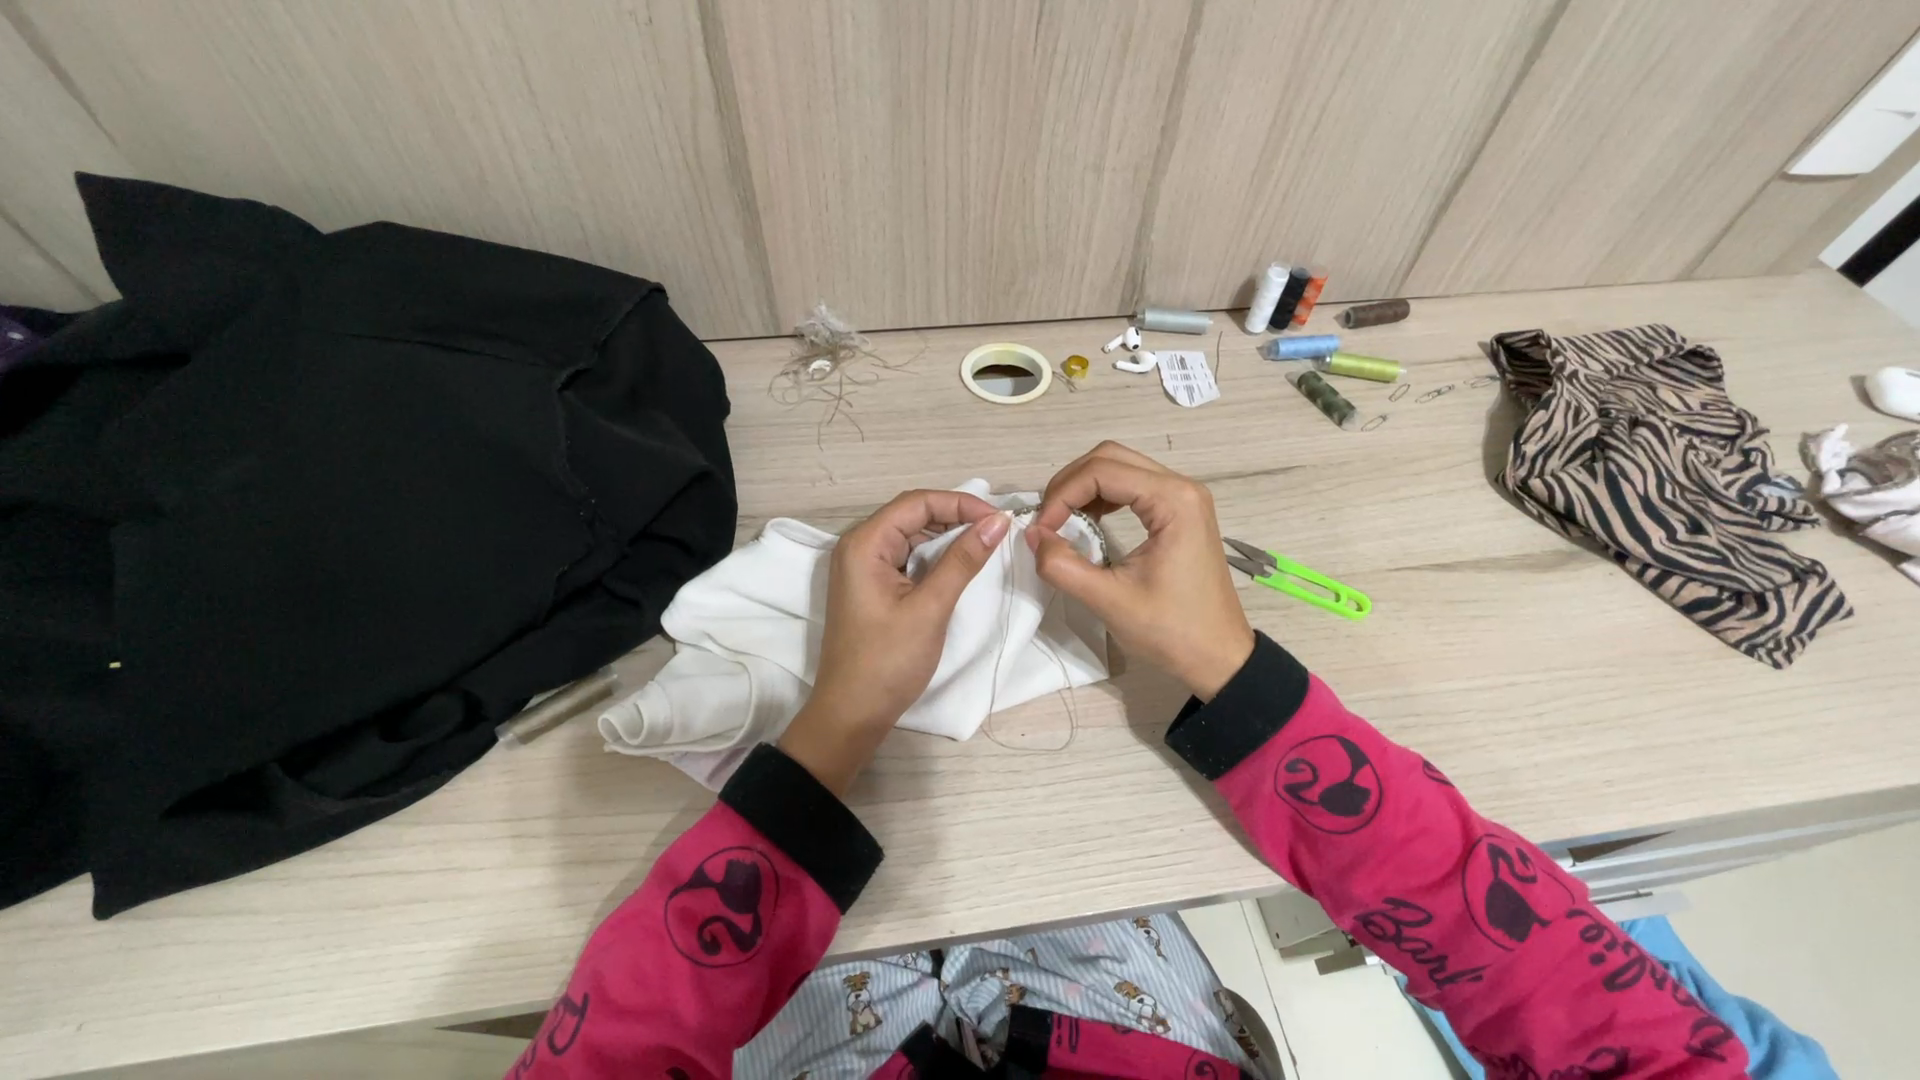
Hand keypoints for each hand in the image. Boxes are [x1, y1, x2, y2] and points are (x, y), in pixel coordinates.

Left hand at [779, 490, 1010, 793]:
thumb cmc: (887, 661)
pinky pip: (905, 558)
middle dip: (955, 517)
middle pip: (912, 515)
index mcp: (864, 544)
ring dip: (947, 537)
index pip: (916, 503)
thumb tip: (996, 522)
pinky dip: (934, 557)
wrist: (851, 714)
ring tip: (985, 545)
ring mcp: (862, 568)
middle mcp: (858, 547)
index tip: (999, 518)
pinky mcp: (870, 587)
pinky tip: (960, 565)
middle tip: (997, 531)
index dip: (960, 503)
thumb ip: (963, 561)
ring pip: (910, 536)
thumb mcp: (930, 608)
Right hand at [1027, 442, 1254, 700]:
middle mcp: (1181, 487)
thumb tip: (1032, 536)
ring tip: (1061, 521)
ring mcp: (1183, 497)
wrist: (1219, 657)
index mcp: (1173, 501)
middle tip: (1047, 521)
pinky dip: (1102, 497)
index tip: (1041, 531)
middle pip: (1110, 458)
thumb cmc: (1172, 631)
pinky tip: (1087, 522)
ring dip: (1084, 488)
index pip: (1102, 471)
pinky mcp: (1180, 511)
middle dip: (1070, 484)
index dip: (1062, 495)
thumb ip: (1063, 566)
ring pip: (1120, 467)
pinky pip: (1132, 486)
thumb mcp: (1109, 601)